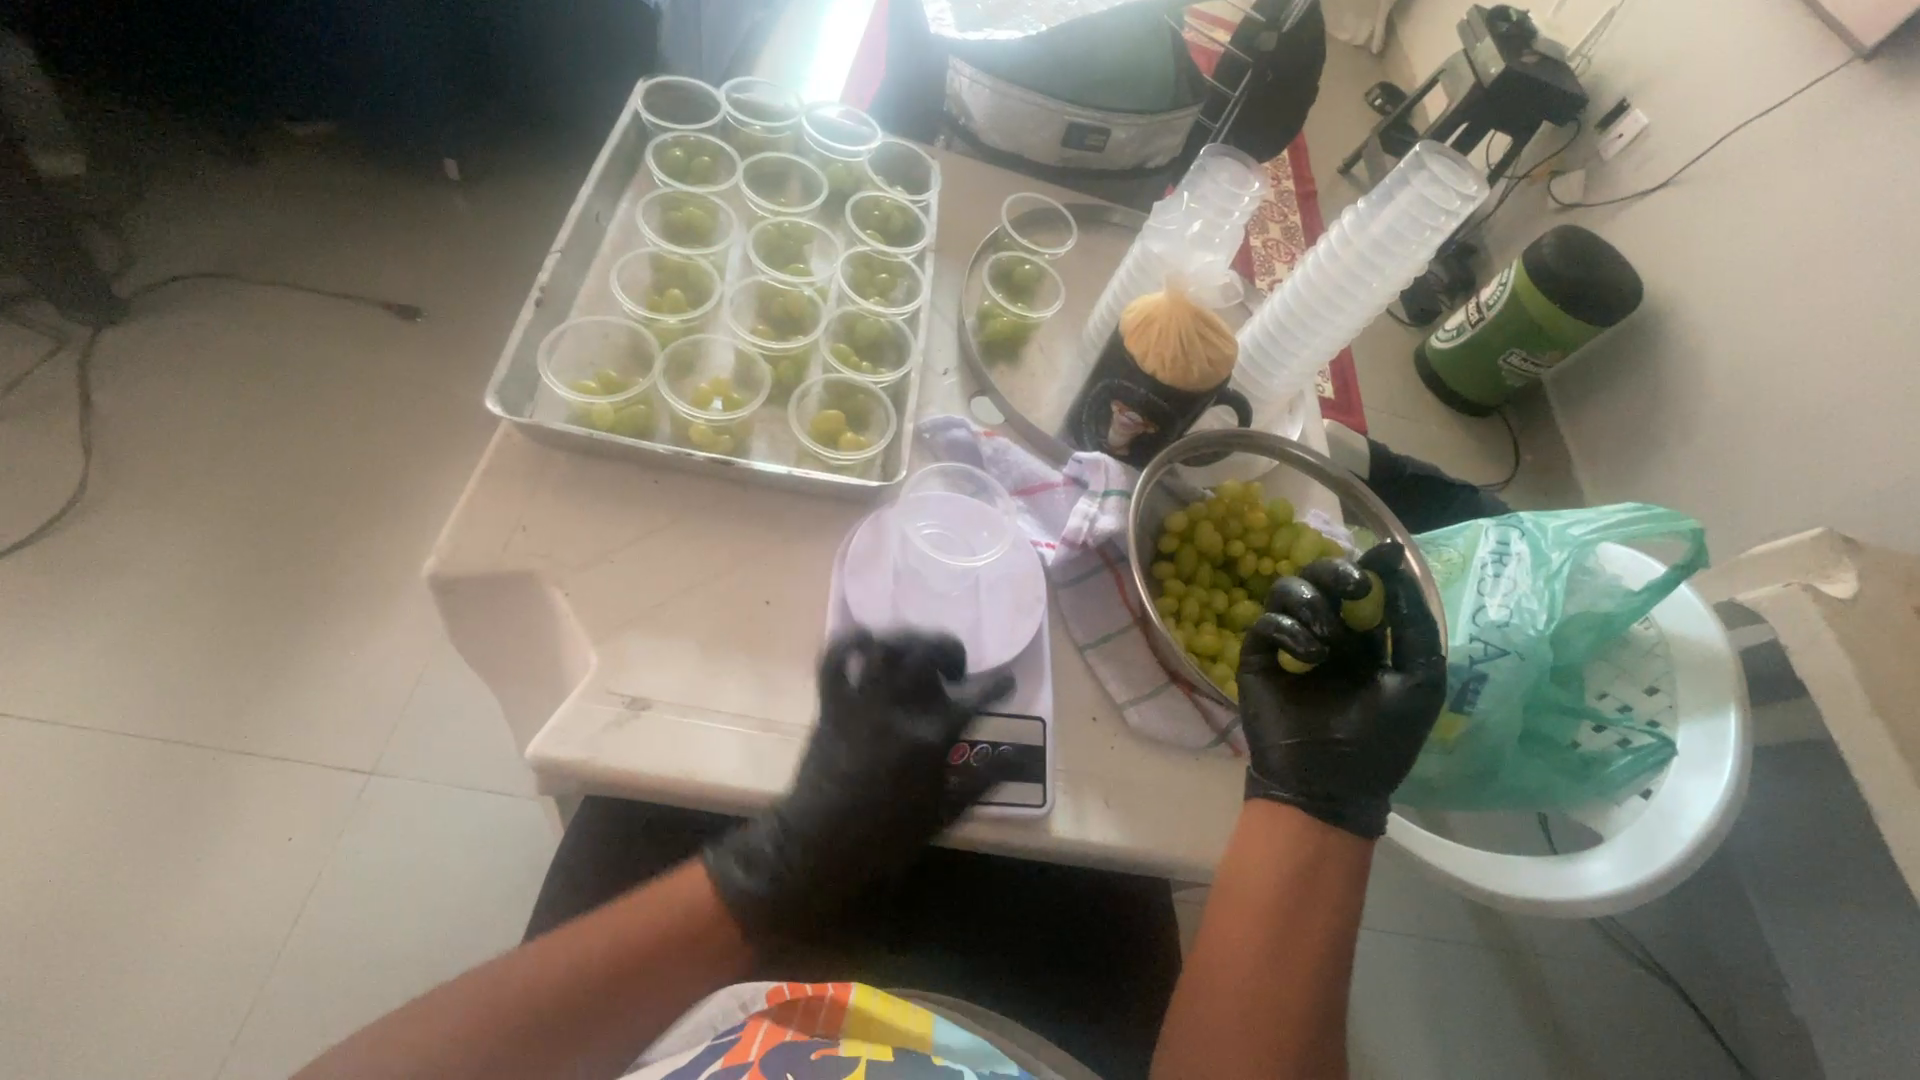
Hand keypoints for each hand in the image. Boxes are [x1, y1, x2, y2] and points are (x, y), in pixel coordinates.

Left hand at [704, 629, 1013, 941]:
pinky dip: (850, 643)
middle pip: (928, 653)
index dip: (995, 685)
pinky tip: (868, 643)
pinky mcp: (830, 705)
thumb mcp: (946, 813)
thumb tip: (1016, 757)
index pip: (974, 697)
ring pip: (886, 647)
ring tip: (917, 654)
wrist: (822, 845)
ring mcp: (861, 704)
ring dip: (908, 641)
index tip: (1006, 681)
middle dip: (950, 650)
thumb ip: (984, 781)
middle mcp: (897, 710)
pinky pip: (834, 660)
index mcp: (930, 739)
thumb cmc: (887, 836)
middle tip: (955, 668)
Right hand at [1235, 541, 1446, 839]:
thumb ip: (1414, 624)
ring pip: (1285, 591)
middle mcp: (1325, 634)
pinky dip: (1288, 629)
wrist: (1331, 784)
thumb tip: (1396, 567)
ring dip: (1311, 603)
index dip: (1370, 566)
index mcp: (1365, 639)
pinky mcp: (1257, 659)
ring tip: (1329, 640)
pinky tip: (1309, 655)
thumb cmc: (1382, 739)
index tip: (1382, 554)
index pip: (1361, 587)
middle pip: (1318, 578)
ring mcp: (1287, 645)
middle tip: (1352, 587)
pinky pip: (1264, 623)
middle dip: (1335, 573)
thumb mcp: (1419, 680)